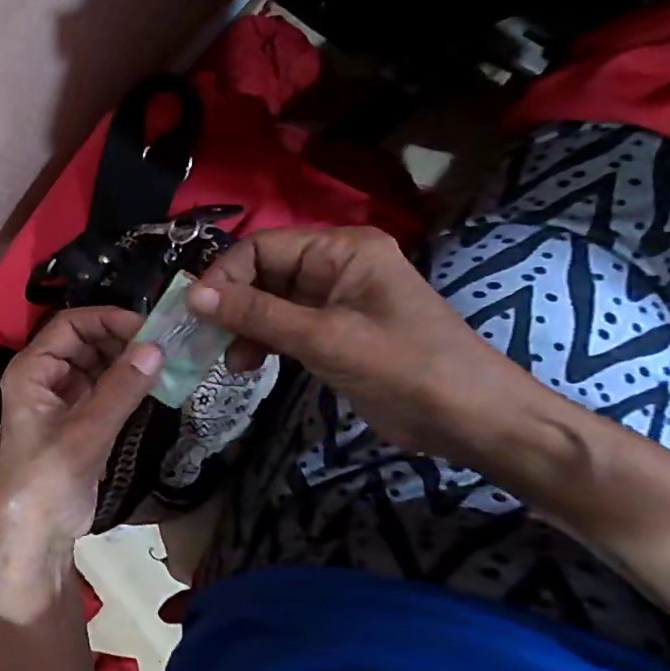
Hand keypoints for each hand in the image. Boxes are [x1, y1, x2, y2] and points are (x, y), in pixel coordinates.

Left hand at [0, 307, 161, 620]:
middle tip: (165, 342)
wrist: (37, 533)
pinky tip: (153, 381)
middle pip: (83, 340)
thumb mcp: (85, 433)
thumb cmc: (48, 479)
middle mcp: (42, 376)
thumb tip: (156, 348)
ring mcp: (59, 397)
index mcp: (30, 370)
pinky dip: (125, 382)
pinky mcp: (77, 418)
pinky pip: (102, 387)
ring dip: (125, 359)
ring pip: (95, 363)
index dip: (106, 319)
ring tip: (166, 358)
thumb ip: (120, 390)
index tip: (148, 325)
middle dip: (120, 338)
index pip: (68, 325)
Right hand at [187, 226, 558, 475]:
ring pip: (263, 301)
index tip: (196, 310)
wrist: (476, 423)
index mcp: (341, 250)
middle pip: (259, 273)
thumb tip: (193, 295)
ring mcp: (331, 298)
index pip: (261, 247)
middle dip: (231, 305)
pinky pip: (278, 324)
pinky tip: (246, 365)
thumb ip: (258, 314)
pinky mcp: (329, 329)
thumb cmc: (408, 369)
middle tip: (205, 337)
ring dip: (241, 327)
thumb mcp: (326, 339)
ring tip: (230, 360)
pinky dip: (258, 342)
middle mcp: (333, 265)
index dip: (224, 275)